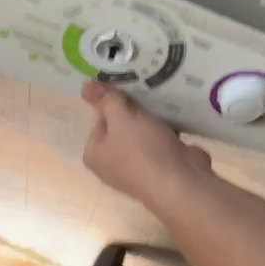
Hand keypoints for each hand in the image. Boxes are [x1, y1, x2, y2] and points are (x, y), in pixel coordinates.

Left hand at [81, 81, 213, 208]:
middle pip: (123, 123)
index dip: (116, 100)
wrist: (178, 180)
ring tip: (168, 97)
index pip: (101, 117)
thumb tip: (85, 85)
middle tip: (153, 88)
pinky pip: (162, 138)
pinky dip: (169, 127)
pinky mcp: (160, 163)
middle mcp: (112, 160)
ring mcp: (137, 164)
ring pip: (144, 130)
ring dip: (156, 116)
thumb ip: (107, 101)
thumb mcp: (122, 119)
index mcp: (95, 152)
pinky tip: (179, 114)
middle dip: (138, 107)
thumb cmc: (143, 150)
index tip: (134, 85)